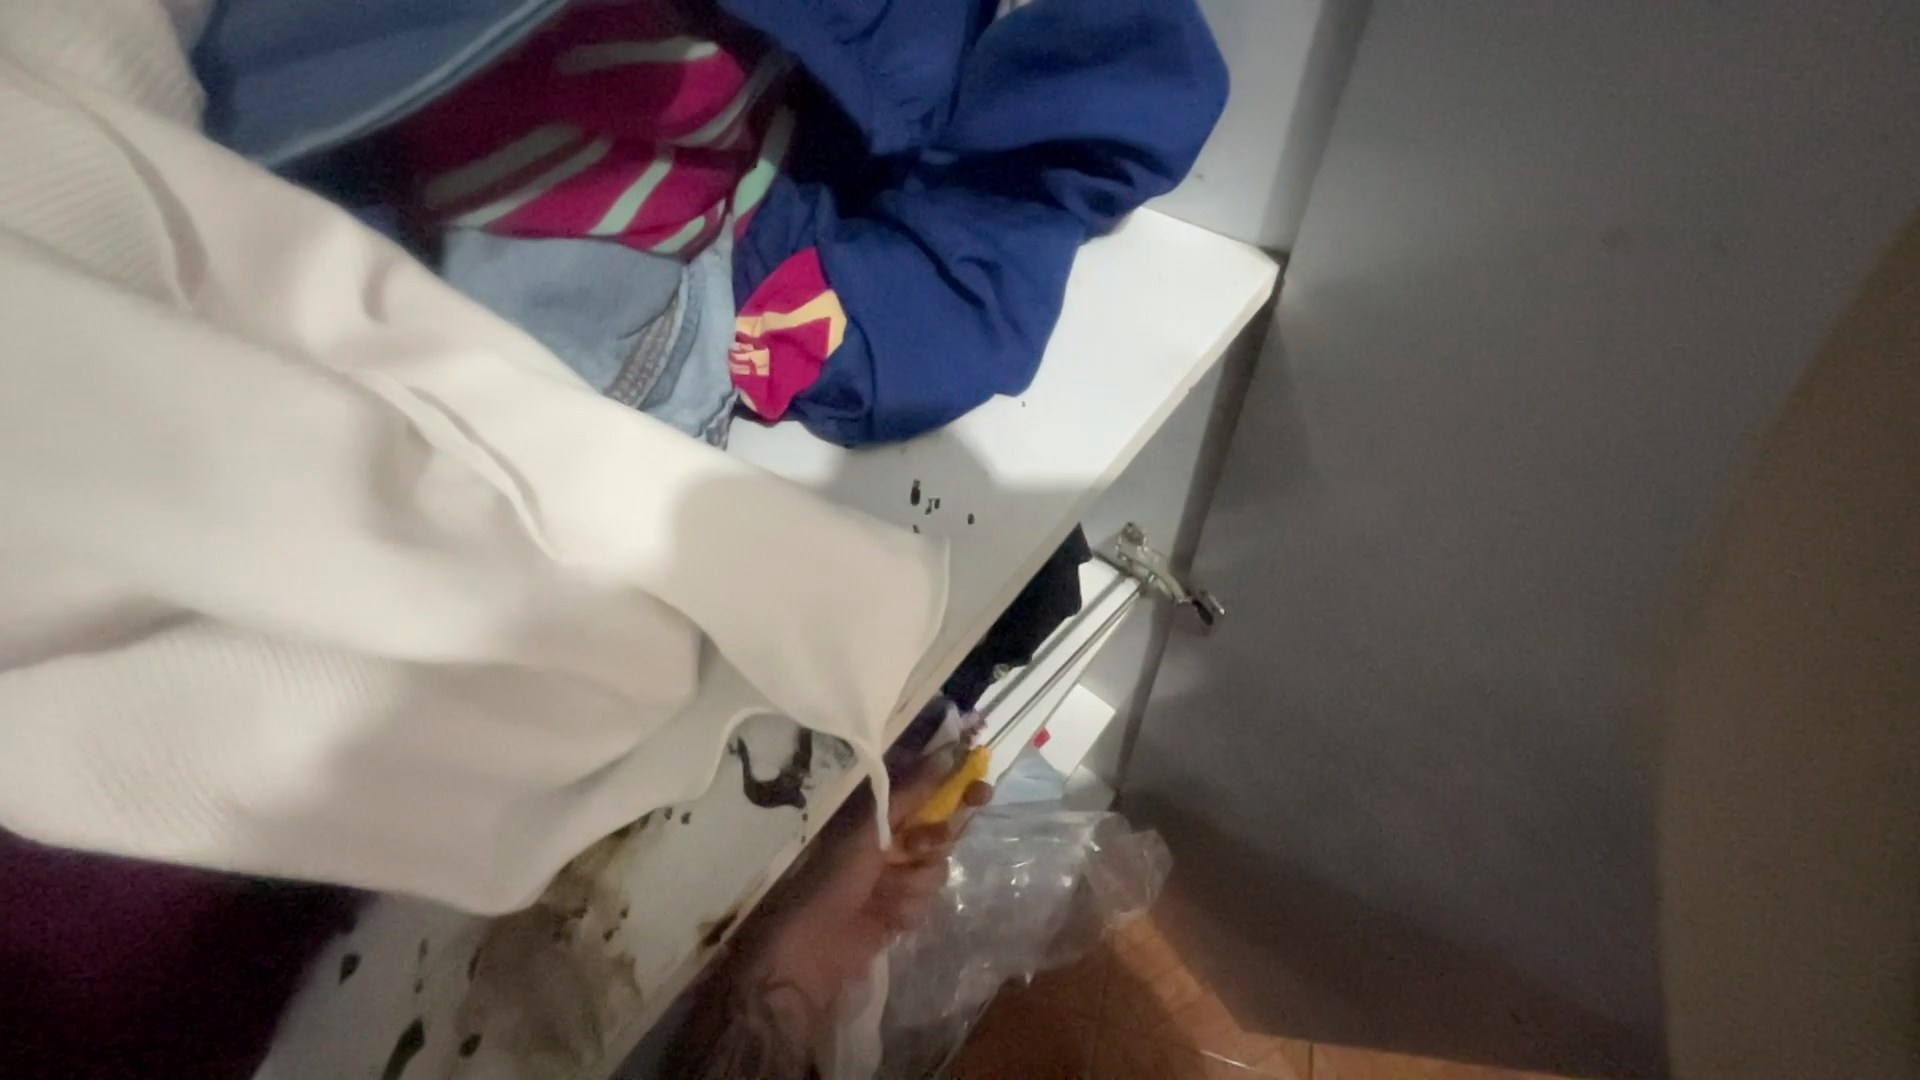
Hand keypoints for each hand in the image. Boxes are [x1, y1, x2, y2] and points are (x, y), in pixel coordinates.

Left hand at [759, 760, 993, 1002]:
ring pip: (938, 869)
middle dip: (930, 843)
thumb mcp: (872, 827)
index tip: (981, 791)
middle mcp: (897, 841)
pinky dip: (906, 908)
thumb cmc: (837, 875)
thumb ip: (912, 793)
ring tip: (881, 891)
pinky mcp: (906, 910)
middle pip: (944, 832)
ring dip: (911, 882)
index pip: (932, 793)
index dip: (958, 790)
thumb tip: (949, 754)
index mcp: (886, 814)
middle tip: (912, 848)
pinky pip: (929, 902)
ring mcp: (903, 876)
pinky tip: (884, 916)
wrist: (815, 943)